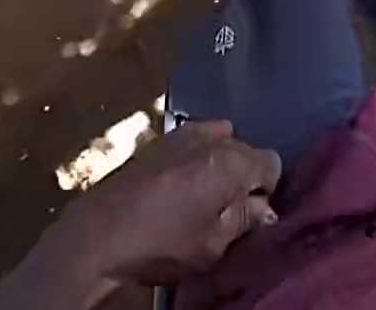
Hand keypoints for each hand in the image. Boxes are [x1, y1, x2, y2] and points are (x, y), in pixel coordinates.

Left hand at [50, 119, 281, 284]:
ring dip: (220, 164)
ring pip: (221, 143)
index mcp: (232, 160)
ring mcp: (186, 131)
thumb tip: (263, 206)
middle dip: (244, 176)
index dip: (268, 189)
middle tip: (229, 210)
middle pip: (246, 149)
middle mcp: (214, 135)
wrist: (103, 228)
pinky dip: (199, 156)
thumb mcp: (212, 244)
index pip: (272, 161)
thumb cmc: (163, 240)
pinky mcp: (164, 136)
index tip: (253, 213)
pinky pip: (197, 140)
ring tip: (204, 197)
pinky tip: (184, 184)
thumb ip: (243, 219)